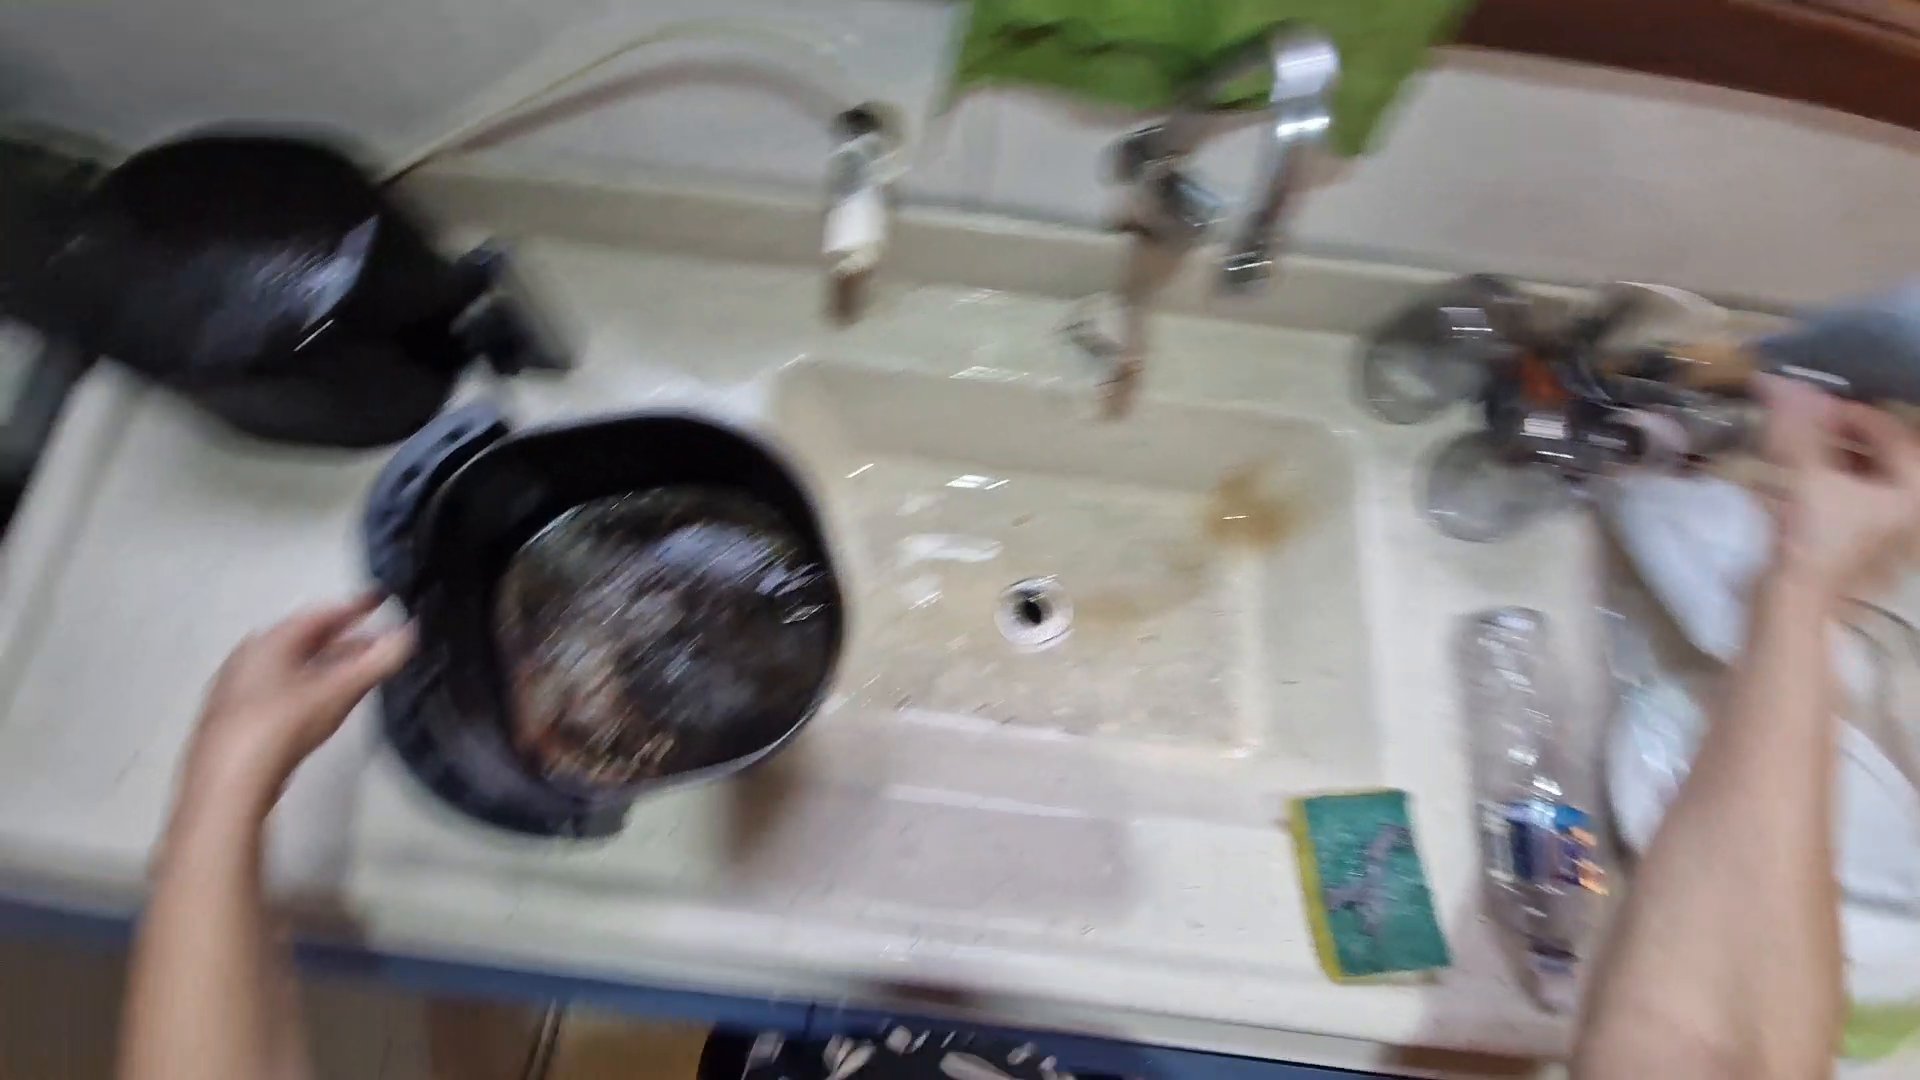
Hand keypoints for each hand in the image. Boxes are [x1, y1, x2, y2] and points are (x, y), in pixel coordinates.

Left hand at [181, 594, 413, 814]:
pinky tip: (335, 695)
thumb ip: (379, 660)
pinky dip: (318, 679)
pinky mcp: (244, 715)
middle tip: (384, 637)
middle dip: (349, 636)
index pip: (321, 614)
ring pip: (299, 663)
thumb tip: (411, 631)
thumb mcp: (340, 691)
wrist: (228, 786)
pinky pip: (290, 683)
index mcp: (268, 644)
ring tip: (369, 666)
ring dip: (335, 660)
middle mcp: (251, 658)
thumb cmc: (282, 726)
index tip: (386, 598)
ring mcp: (243, 688)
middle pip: (308, 638)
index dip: (356, 606)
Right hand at [1758, 374, 1919, 596]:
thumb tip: (1780, 384)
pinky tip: (1785, 482)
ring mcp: (1879, 520)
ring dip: (1820, 458)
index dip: (1847, 413)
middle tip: (1795, 424)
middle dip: (1834, 435)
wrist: (1794, 597)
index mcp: (1913, 484)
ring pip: (1853, 474)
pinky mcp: (1848, 535)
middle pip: (1873, 452)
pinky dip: (1812, 482)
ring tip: (1785, 449)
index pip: (1888, 431)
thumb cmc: (1816, 538)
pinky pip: (1837, 496)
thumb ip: (1795, 432)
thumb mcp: (1807, 479)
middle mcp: (1907, 500)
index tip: (1805, 403)